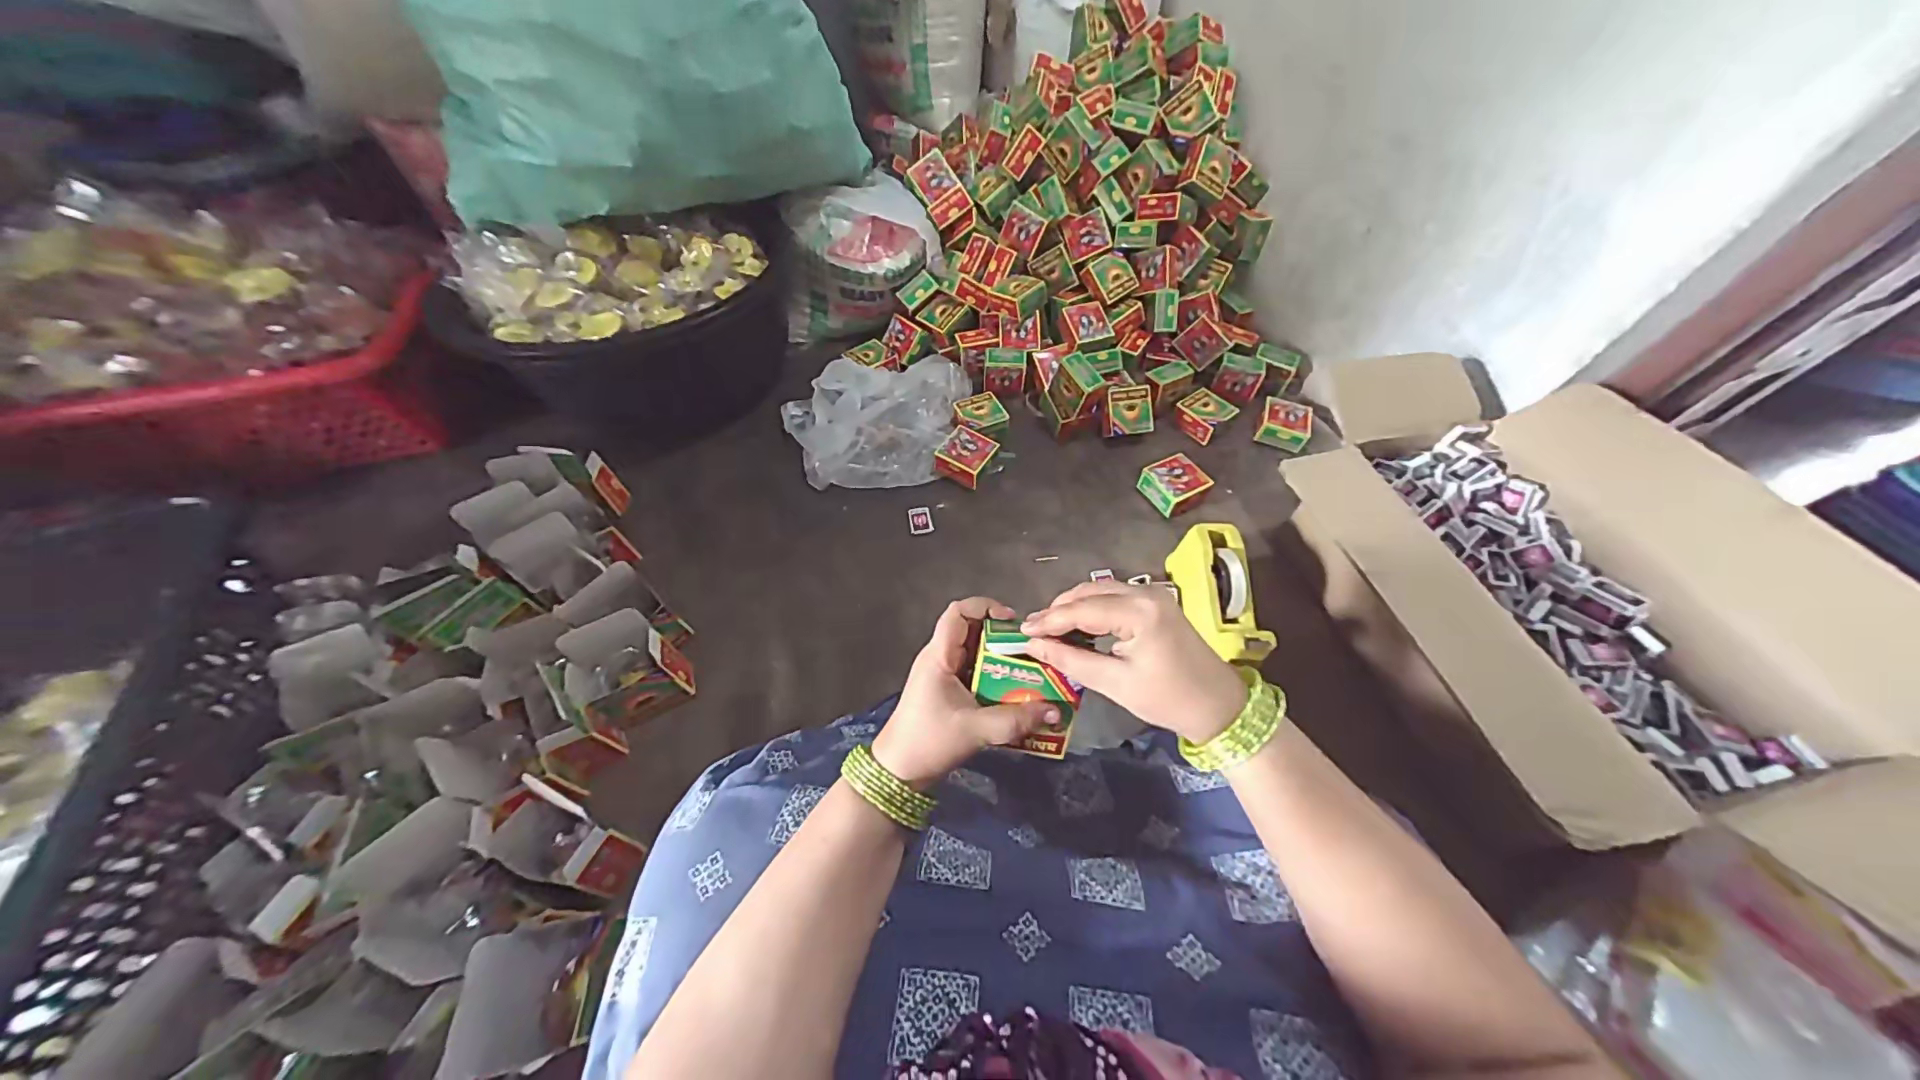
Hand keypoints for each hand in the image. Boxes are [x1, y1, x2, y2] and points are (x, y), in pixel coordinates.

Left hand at [870, 597, 1059, 788]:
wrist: (899, 772)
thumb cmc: (929, 742)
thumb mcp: (976, 730)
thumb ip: (1016, 719)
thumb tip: (1055, 710)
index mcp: (939, 656)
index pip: (958, 612)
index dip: (985, 606)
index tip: (1012, 623)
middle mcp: (940, 659)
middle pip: (972, 630)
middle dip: (1002, 637)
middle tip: (1030, 652)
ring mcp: (942, 675)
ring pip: (975, 653)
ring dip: (1001, 660)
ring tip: (1030, 672)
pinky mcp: (947, 692)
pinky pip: (975, 673)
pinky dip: (995, 678)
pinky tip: (1015, 693)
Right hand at [1021, 582, 1247, 742]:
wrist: (1220, 706)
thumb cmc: (1168, 699)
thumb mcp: (1115, 683)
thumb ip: (1071, 659)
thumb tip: (1033, 645)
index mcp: (1139, 612)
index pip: (1081, 609)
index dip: (1048, 620)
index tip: (1021, 632)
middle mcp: (1145, 593)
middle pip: (1088, 593)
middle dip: (1058, 610)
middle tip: (1032, 632)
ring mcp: (1153, 595)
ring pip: (1099, 591)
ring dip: (1073, 607)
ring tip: (1049, 629)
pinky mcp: (1156, 603)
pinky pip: (1113, 597)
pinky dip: (1091, 608)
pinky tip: (1076, 625)